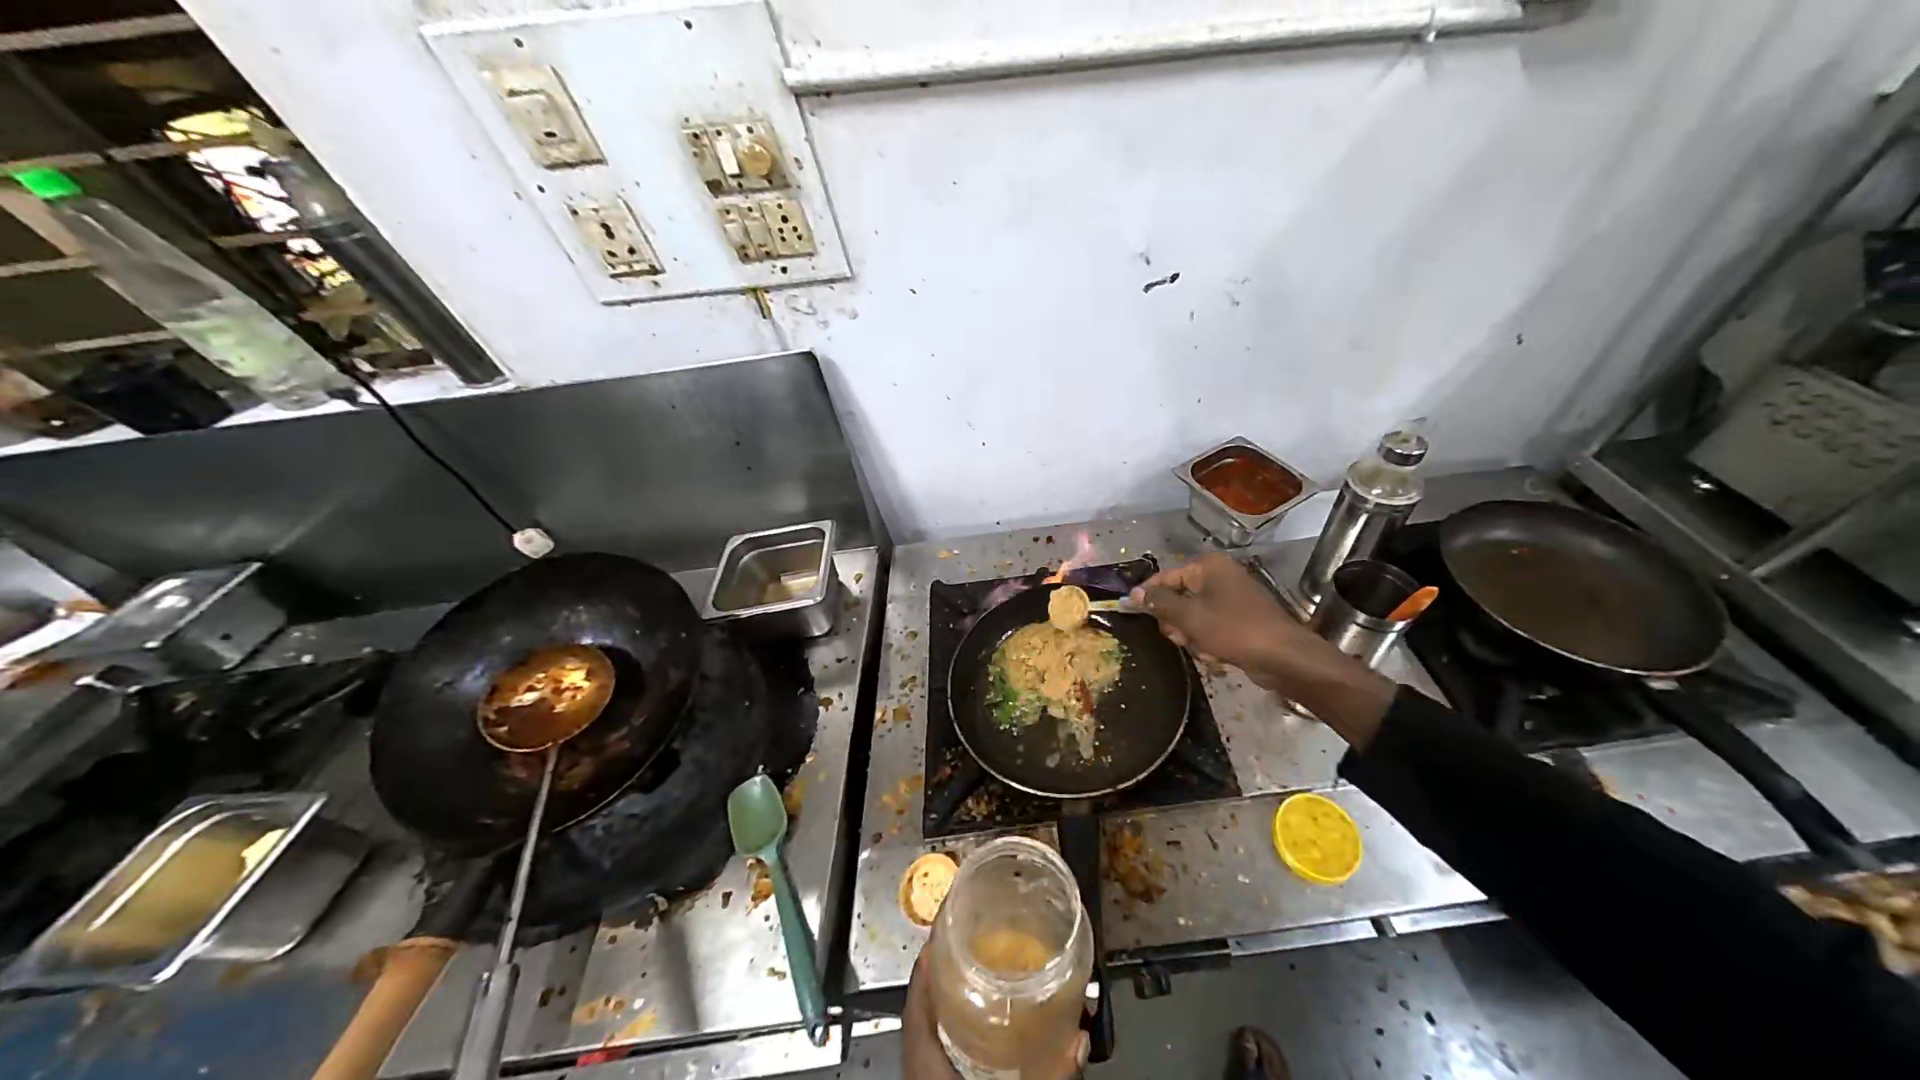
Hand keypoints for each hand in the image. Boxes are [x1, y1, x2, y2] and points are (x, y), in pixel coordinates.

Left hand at [903, 937, 1089, 1079]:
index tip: (936, 937)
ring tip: (974, 981)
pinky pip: (938, 1055)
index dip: (922, 971)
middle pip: (920, 1017)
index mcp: (925, 1066)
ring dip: (946, 1008)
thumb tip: (1081, 1038)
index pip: (914, 1008)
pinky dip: (953, 1036)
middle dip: (939, 982)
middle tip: (965, 952)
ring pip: (928, 1037)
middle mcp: (919, 1071)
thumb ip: (1050, 1073)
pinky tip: (979, 1030)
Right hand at [1132, 553, 1395, 748]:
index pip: (1165, 577)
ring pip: (1192, 618)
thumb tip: (1132, 593)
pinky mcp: (1239, 620)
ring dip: (1192, 636)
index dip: (1148, 596)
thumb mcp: (1188, 616)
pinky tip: (1218, 655)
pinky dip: (1208, 642)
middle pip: (1178, 598)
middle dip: (1176, 622)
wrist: (1282, 657)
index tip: (1131, 613)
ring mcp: (1231, 599)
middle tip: (1181, 636)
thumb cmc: (1233, 629)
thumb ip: (1158, 603)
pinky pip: (1210, 628)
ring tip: (1205, 648)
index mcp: (1208, 567)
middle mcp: (1220, 577)